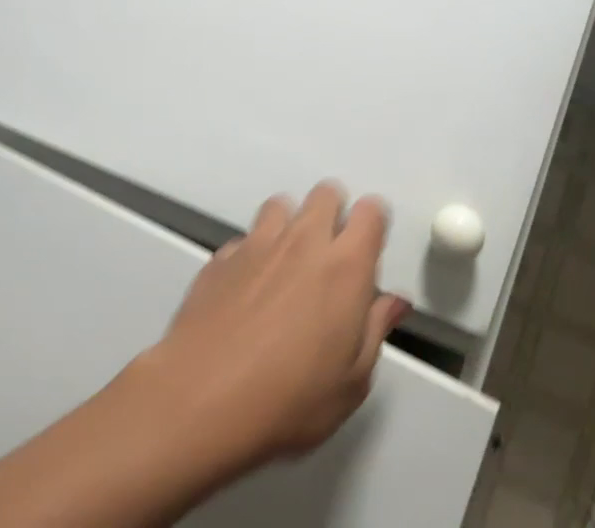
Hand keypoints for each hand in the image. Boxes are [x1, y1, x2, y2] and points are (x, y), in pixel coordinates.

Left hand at [128, 182, 410, 473]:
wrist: (202, 399)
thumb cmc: (290, 399)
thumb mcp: (352, 382)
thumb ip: (375, 330)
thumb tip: (393, 301)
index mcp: (345, 268)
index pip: (371, 212)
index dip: (374, 223)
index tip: (370, 249)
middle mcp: (302, 242)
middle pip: (325, 194)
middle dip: (333, 213)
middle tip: (330, 254)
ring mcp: (255, 245)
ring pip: (280, 206)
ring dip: (290, 225)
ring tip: (287, 265)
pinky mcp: (219, 258)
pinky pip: (244, 239)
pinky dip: (253, 254)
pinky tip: (248, 290)